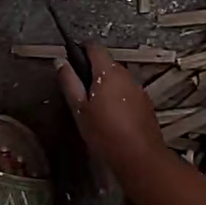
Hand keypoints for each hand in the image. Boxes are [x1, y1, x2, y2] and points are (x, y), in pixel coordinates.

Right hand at [56, 43, 165, 172]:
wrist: (140, 158)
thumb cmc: (105, 133)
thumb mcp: (79, 109)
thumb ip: (69, 82)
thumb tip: (60, 62)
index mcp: (108, 72)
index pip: (94, 46)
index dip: (81, 48)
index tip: (72, 58)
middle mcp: (126, 75)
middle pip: (106, 63)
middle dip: (92, 71)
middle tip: (79, 91)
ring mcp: (138, 88)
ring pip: (118, 78)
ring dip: (106, 85)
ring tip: (94, 108)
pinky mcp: (145, 103)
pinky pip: (127, 92)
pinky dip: (118, 97)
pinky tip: (112, 118)